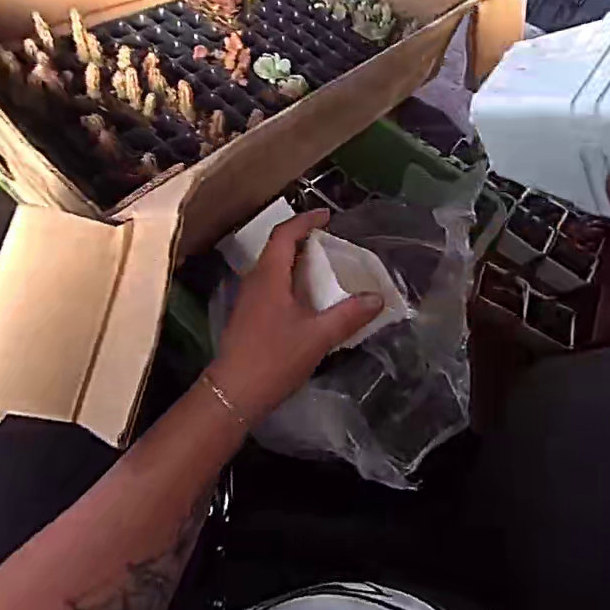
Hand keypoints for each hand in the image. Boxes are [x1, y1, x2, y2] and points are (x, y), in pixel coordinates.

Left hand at [205, 209, 383, 424]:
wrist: (232, 395)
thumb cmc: (273, 359)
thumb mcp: (318, 337)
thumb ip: (348, 316)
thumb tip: (377, 298)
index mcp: (269, 276)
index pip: (284, 235)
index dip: (305, 220)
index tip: (327, 215)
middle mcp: (255, 281)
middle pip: (277, 249)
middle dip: (303, 239)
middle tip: (330, 241)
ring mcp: (248, 300)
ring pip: (273, 268)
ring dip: (296, 261)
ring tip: (322, 267)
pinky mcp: (247, 317)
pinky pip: (271, 286)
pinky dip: (290, 281)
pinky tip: (306, 300)